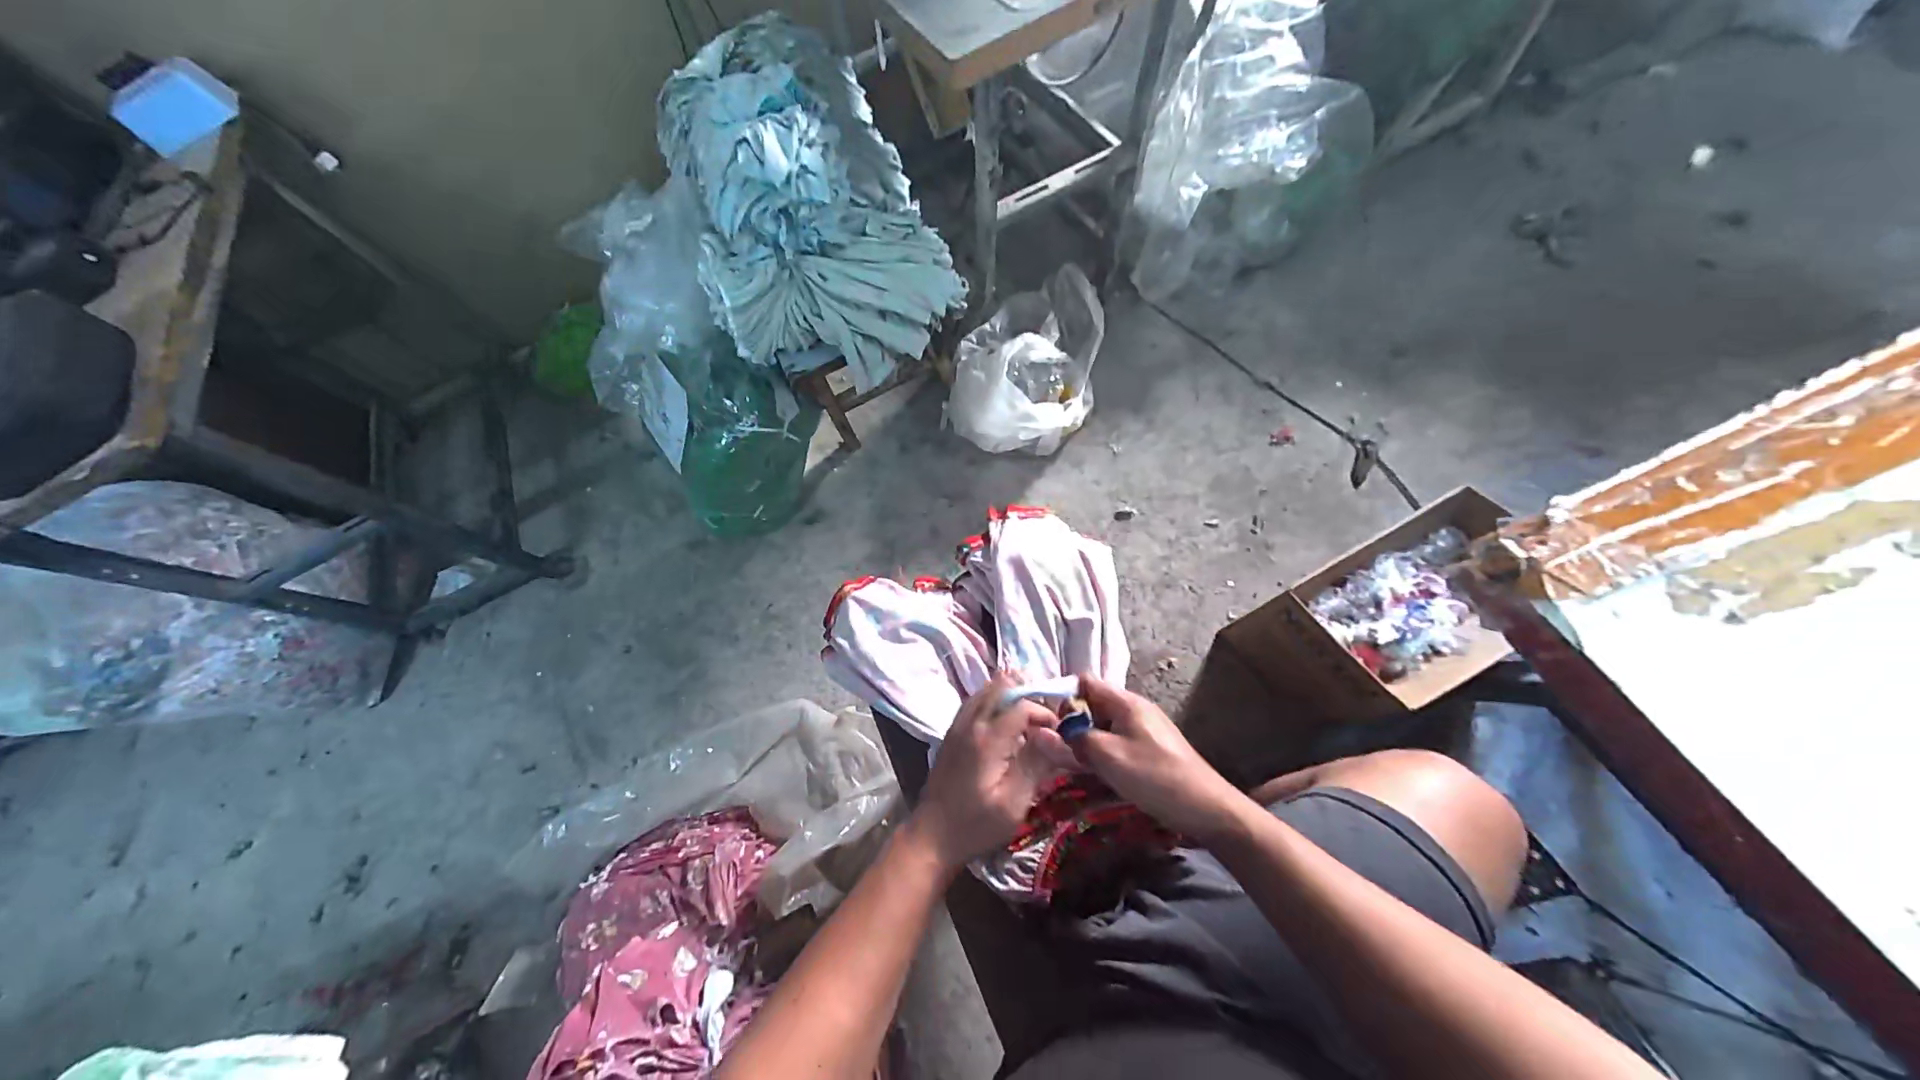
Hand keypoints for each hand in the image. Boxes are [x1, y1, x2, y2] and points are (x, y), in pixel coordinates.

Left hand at [906, 673, 1072, 868]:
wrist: (931, 837)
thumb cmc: (975, 825)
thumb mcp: (1013, 803)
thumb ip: (1035, 764)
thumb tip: (1056, 735)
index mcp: (987, 738)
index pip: (1022, 704)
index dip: (1044, 714)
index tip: (1057, 736)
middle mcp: (970, 723)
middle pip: (1001, 687)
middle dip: (1028, 697)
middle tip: (1045, 723)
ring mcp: (957, 726)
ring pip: (986, 691)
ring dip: (1010, 697)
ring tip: (1028, 721)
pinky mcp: (951, 734)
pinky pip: (975, 703)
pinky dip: (994, 703)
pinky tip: (1005, 725)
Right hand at [1064, 675, 1251, 842]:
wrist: (1208, 808)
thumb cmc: (1155, 777)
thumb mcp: (1108, 756)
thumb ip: (1074, 740)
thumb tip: (1044, 730)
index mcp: (1126, 701)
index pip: (1084, 682)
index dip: (1064, 698)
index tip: (1051, 726)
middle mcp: (1134, 709)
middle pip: (1092, 705)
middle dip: (1072, 725)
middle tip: (1059, 752)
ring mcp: (1144, 730)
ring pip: (1103, 727)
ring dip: (1086, 744)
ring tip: (1076, 768)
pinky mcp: (1150, 750)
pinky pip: (1116, 743)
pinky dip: (1103, 755)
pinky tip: (1099, 776)